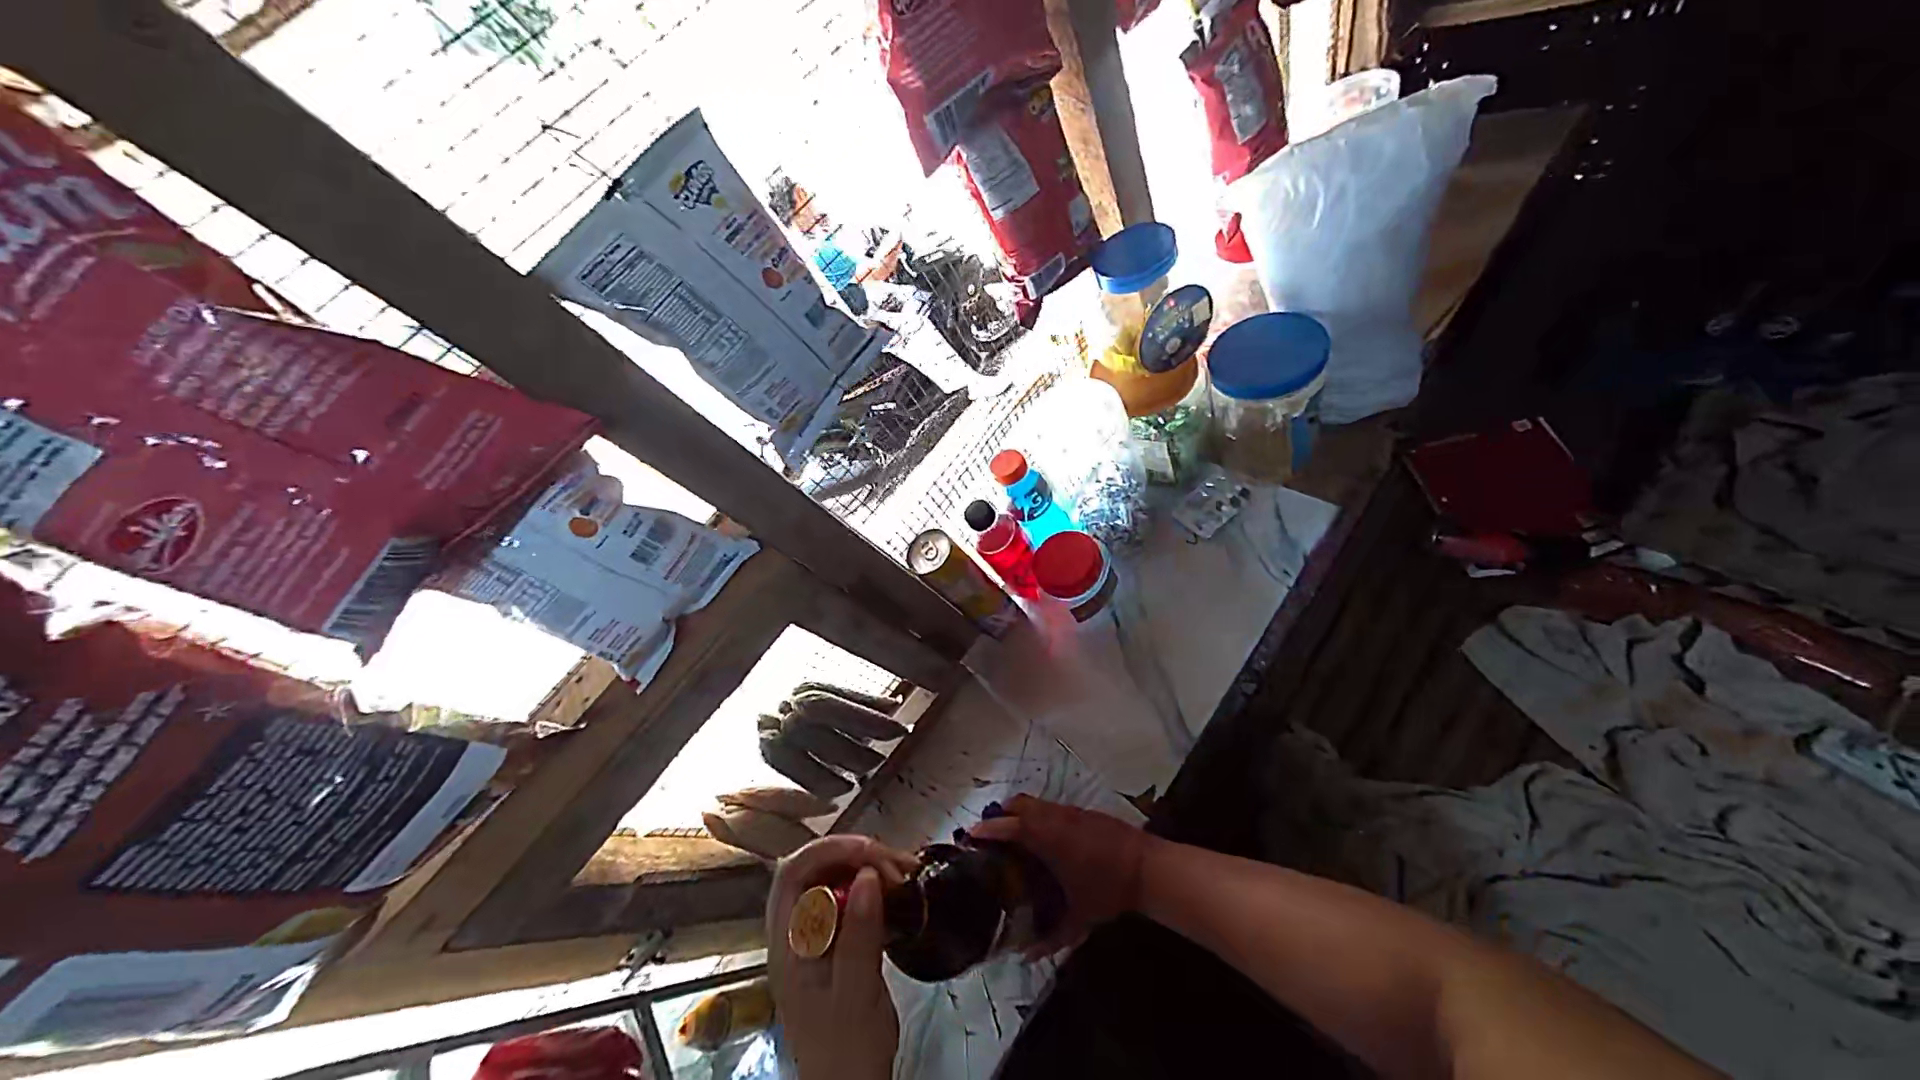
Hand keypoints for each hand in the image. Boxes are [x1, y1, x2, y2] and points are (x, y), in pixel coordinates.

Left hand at [766, 835, 917, 1079]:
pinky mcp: (839, 942)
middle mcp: (797, 933)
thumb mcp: (855, 994)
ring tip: (903, 873)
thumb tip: (868, 874)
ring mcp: (817, 937)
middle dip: (854, 855)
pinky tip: (899, 892)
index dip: (828, 850)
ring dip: (868, 868)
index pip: (793, 874)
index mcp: (787, 943)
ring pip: (835, 881)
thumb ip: (858, 935)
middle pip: (815, 870)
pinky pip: (852, 899)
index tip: (870, 850)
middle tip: (895, 864)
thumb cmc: (847, 1051)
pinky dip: (875, 888)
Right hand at [968, 795, 1148, 952]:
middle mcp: (1053, 818)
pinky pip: (1051, 808)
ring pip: (1035, 803)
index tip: (969, 837)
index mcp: (1045, 837)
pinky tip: (1044, 839)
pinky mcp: (1084, 811)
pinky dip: (1039, 816)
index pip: (1006, 826)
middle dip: (1000, 815)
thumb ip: (1051, 938)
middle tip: (991, 836)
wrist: (1148, 868)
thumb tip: (1026, 956)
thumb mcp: (1079, 919)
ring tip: (1014, 837)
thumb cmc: (1108, 891)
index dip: (985, 830)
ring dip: (1020, 814)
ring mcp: (1070, 811)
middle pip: (1017, 804)